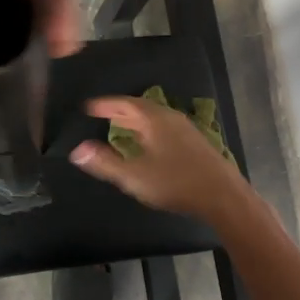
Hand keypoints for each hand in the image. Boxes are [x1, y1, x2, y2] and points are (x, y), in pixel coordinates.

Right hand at [68, 96, 251, 219]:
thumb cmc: (175, 183)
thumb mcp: (134, 176)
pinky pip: (165, 128)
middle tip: (101, 114)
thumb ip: (104, 163)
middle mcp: (170, 118)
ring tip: (121, 128)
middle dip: (120, 111)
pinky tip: (148, 145)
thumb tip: (76, 151)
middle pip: (141, 108)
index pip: (124, 104)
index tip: (88, 107)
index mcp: (154, 120)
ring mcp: (186, 130)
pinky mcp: (196, 143)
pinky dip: (149, 130)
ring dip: (136, 121)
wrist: (223, 196)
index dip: (105, 104)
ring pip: (155, 118)